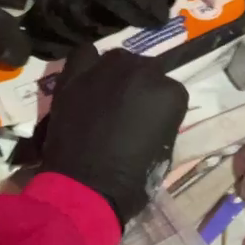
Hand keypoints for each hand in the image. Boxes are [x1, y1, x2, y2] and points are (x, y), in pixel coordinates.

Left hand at [39, 45, 187, 223]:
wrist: (84, 189)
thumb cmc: (129, 183)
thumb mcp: (162, 154)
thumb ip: (160, 123)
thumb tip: (148, 117)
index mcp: (170, 93)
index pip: (169, 91)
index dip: (156, 109)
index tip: (146, 125)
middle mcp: (143, 72)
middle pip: (145, 70)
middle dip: (137, 90)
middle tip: (123, 114)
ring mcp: (106, 70)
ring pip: (116, 60)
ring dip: (114, 76)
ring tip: (103, 100)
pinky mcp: (74, 77)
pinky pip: (83, 54)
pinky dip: (86, 64)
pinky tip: (85, 81)